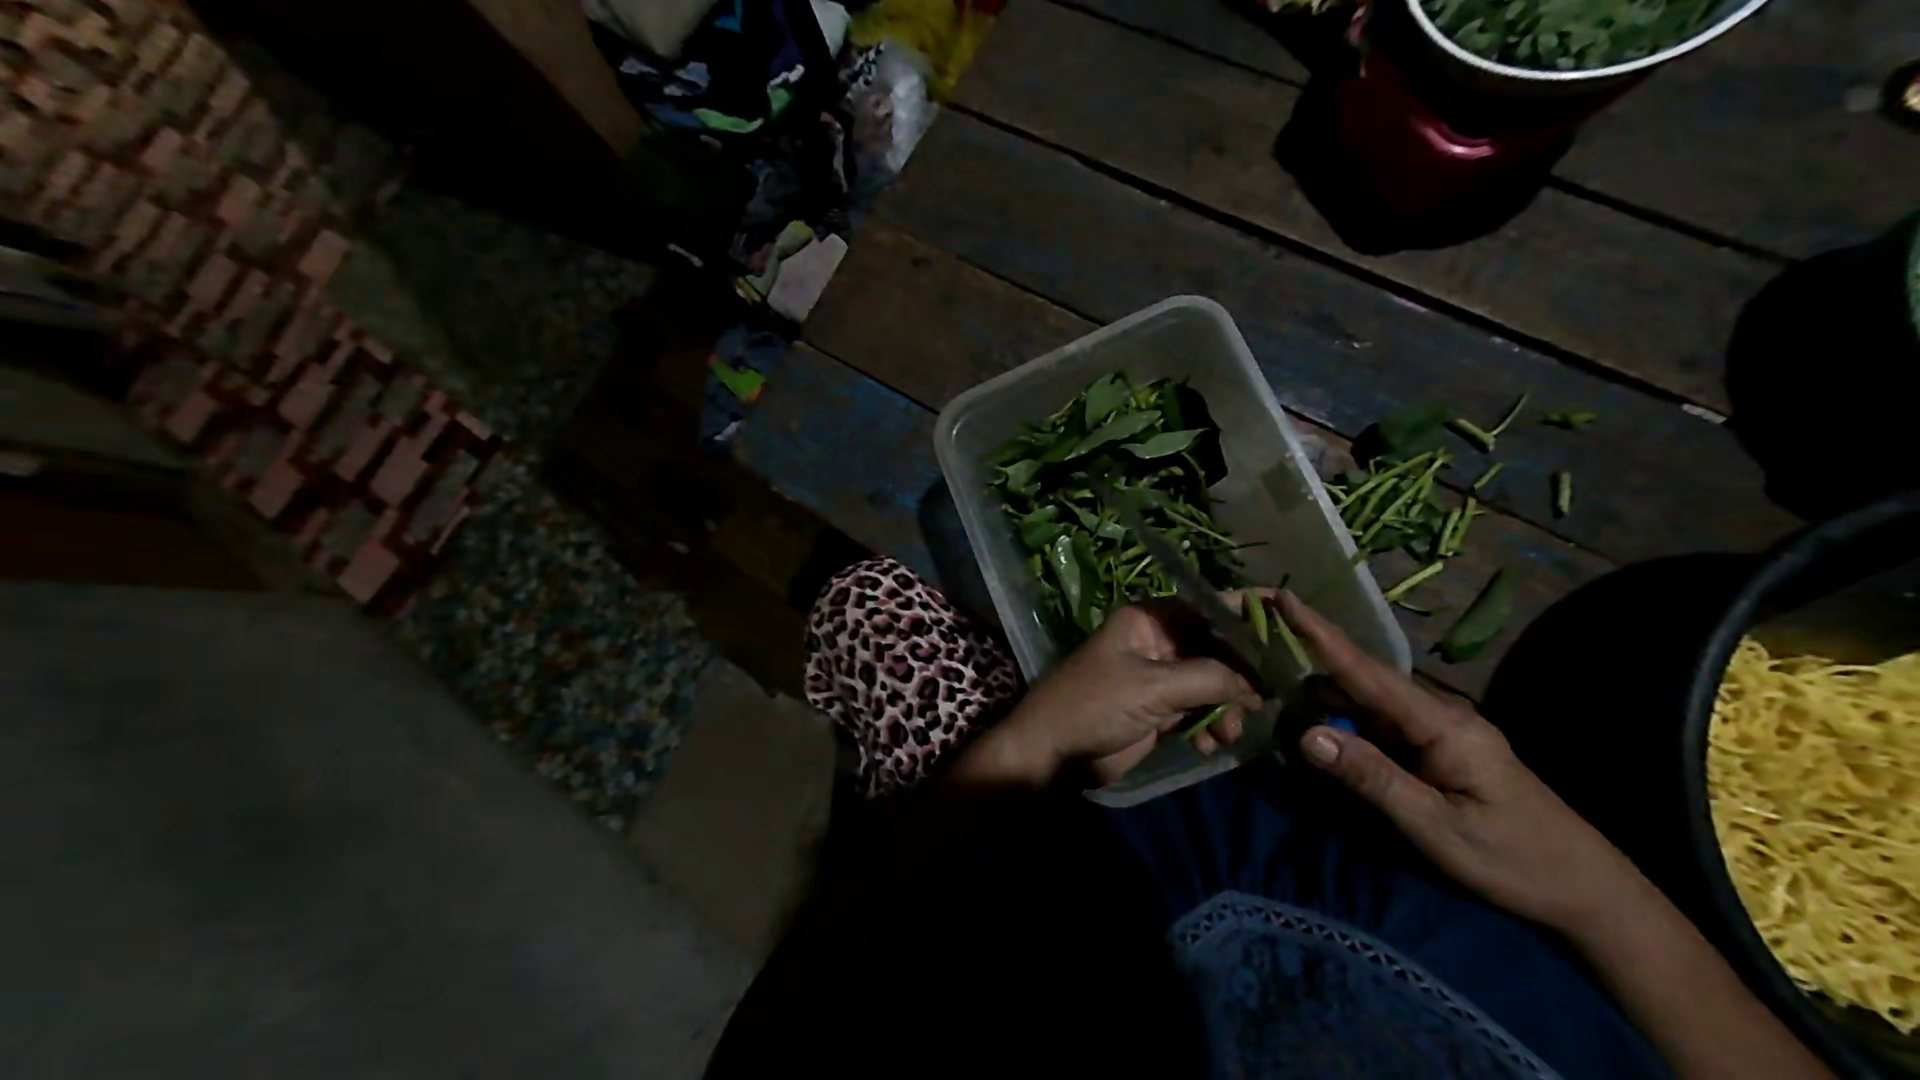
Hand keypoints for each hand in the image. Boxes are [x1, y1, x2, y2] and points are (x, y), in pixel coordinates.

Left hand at [985, 605, 1260, 787]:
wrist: (1052, 753)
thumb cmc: (1095, 705)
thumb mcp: (1154, 687)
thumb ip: (1209, 678)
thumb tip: (1254, 681)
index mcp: (1147, 621)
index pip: (1205, 609)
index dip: (1243, 616)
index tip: (1287, 625)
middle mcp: (1155, 643)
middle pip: (1213, 649)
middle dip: (1240, 674)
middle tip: (1271, 696)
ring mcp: (1156, 678)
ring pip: (1209, 684)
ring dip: (1226, 707)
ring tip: (1231, 732)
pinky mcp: (1156, 710)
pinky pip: (1196, 710)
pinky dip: (1208, 725)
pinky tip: (1211, 744)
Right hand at [1277, 590, 1644, 931]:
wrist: (1589, 891)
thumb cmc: (1514, 861)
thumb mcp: (1438, 828)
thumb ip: (1373, 778)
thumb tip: (1308, 735)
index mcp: (1442, 724)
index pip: (1366, 672)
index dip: (1321, 634)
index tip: (1283, 598)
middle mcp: (1439, 713)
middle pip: (1361, 675)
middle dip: (1311, 649)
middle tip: (1262, 631)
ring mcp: (1439, 728)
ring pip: (1367, 696)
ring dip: (1322, 683)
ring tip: (1274, 668)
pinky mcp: (1437, 746)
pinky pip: (1379, 719)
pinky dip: (1342, 712)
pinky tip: (1317, 716)